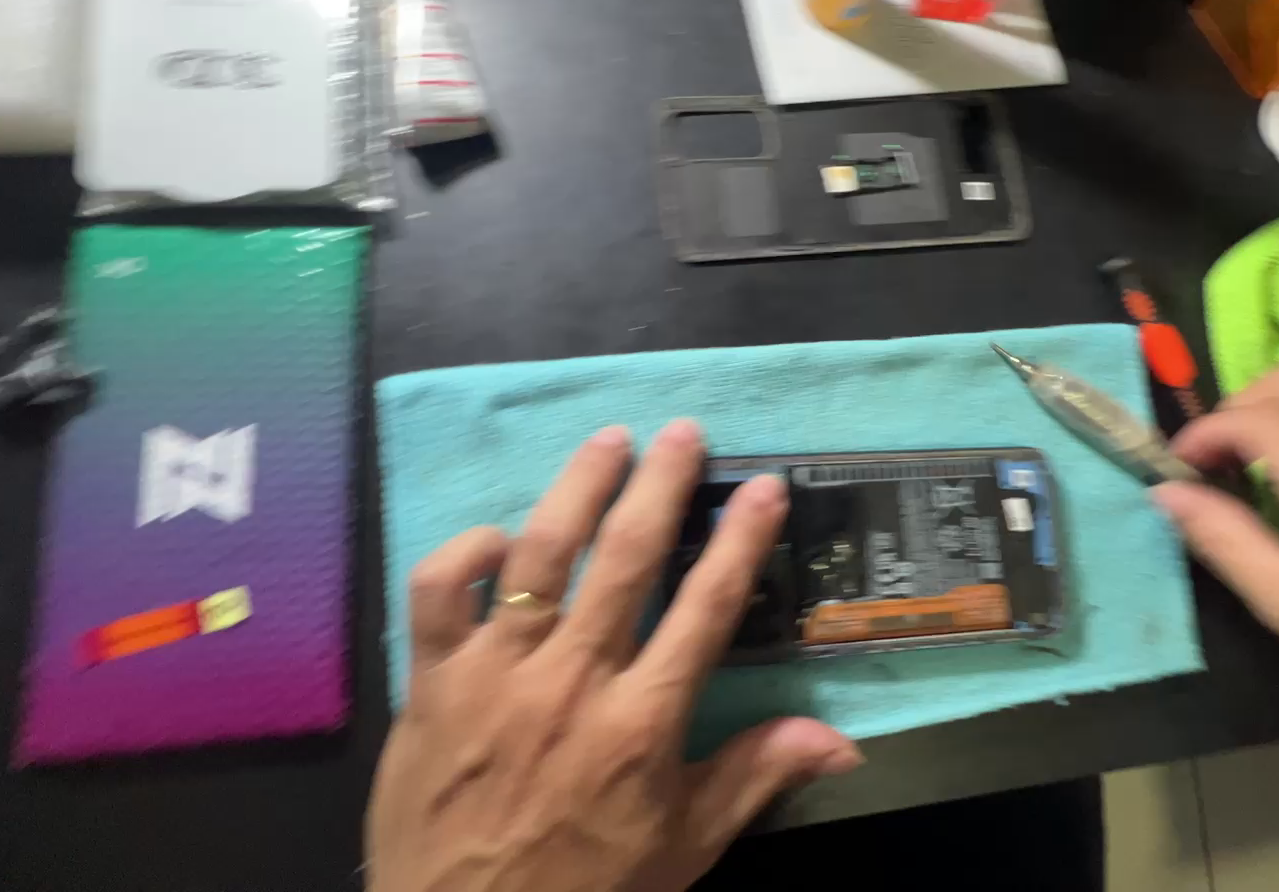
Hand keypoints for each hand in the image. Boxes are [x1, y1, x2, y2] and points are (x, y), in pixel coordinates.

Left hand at [367, 420, 862, 891]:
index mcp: (640, 722)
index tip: (762, 486)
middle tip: (683, 431)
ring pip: (537, 555)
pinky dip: (466, 550)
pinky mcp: (432, 680)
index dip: (741, 539)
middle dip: (660, 485)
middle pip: (624, 558)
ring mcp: (494, 673)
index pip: (705, 608)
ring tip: (610, 441)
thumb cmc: (586, 887)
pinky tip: (501, 537)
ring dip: (578, 488)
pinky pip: (438, 591)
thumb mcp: (685, 845)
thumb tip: (846, 741)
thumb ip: (759, 775)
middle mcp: (570, 680)